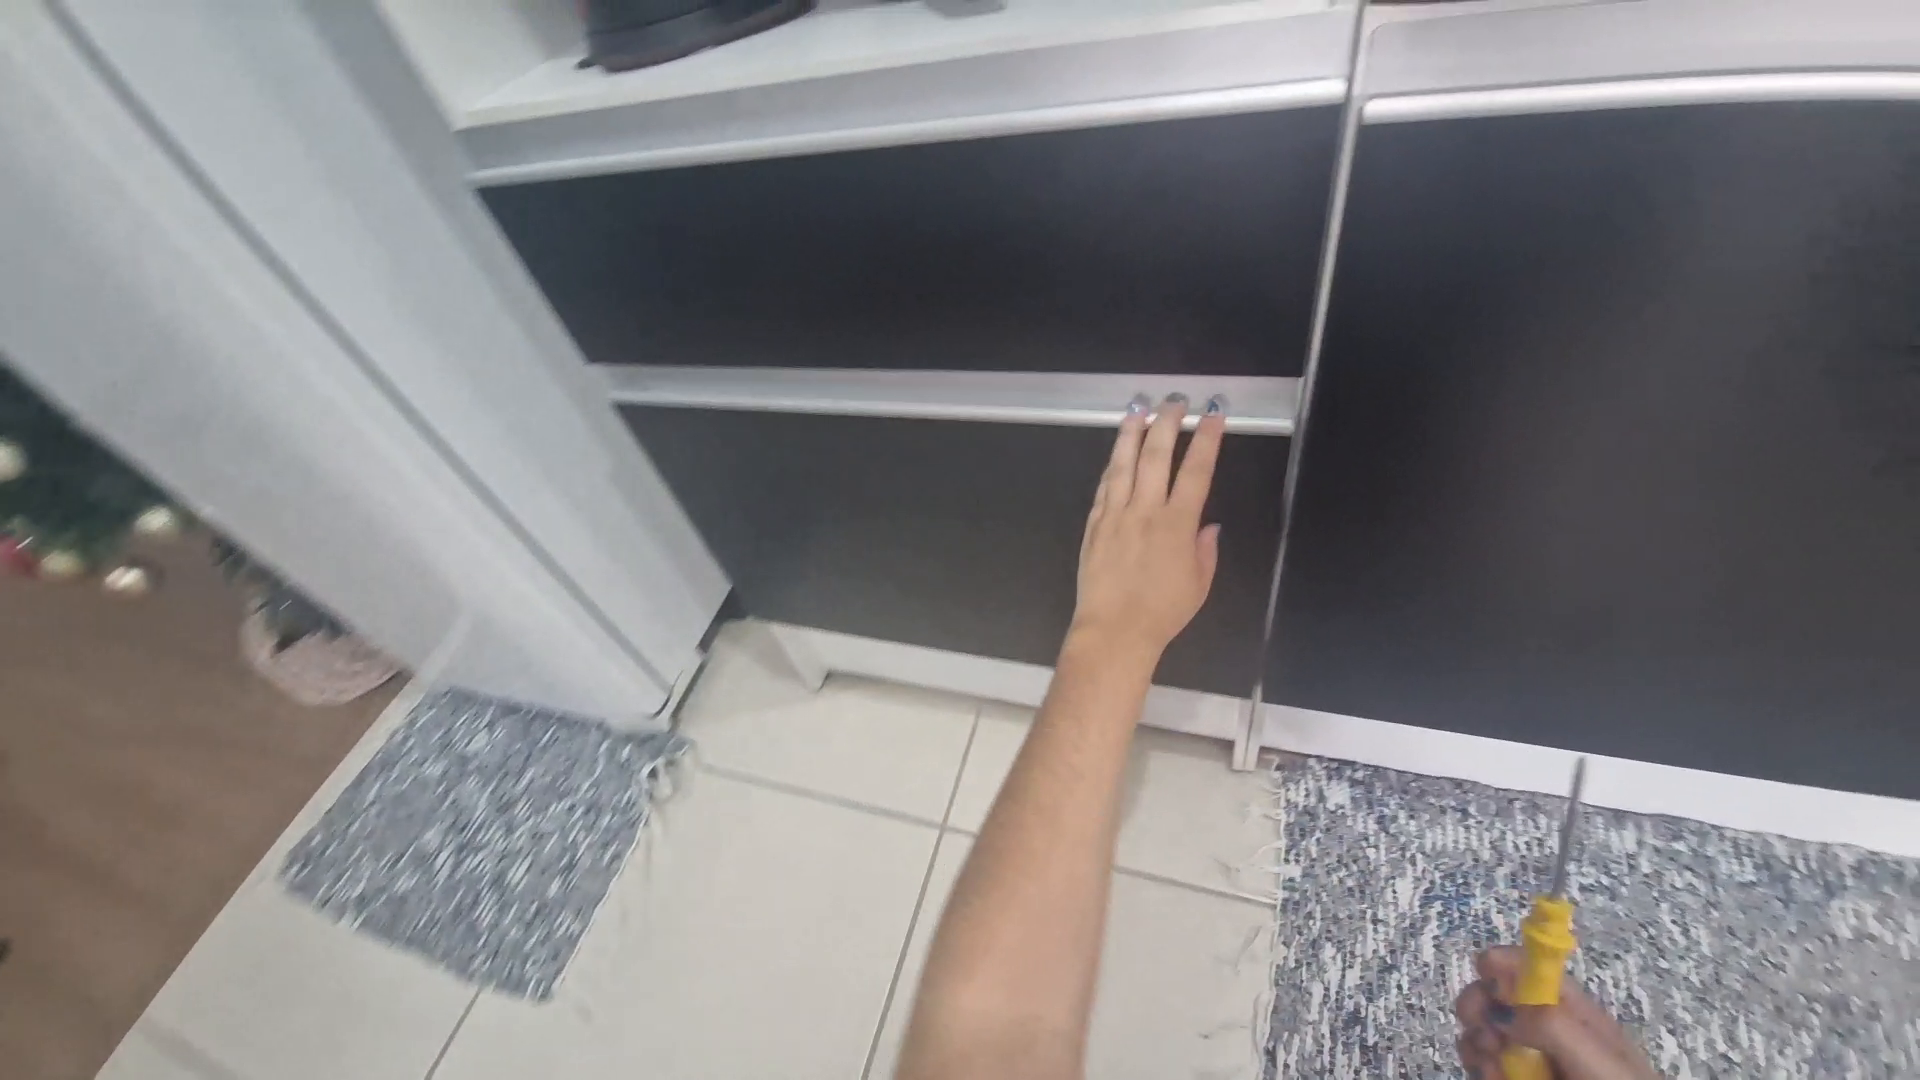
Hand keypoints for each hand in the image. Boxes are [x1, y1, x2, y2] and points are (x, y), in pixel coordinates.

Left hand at [1068, 393, 1224, 664]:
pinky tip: (1116, 453)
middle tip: (1175, 401)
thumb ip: (1205, 550)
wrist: (1114, 630)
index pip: (1196, 471)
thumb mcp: (1199, 584)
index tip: (1213, 414)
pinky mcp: (1093, 525)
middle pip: (1156, 456)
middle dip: (1167, 423)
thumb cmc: (1162, 612)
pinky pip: (1104, 487)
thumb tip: (1209, 525)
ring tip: (1139, 409)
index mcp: (1178, 525)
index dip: (1206, 439)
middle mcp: (1145, 512)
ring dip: (1132, 433)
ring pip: (1123, 464)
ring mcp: (1115, 515)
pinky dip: (1112, 466)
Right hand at [1455, 947, 1659, 1079]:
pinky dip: (1480, 1069)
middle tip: (1485, 1033)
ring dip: (1475, 1043)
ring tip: (1492, 1068)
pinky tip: (1492, 1078)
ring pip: (1477, 1028)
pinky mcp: (1514, 1075)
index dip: (1497, 965)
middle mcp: (1539, 1023)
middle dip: (1476, 1008)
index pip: (1521, 963)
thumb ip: (1548, 1024)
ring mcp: (1525, 1052)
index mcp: (1564, 1005)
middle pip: (1487, 992)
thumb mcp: (1595, 1056)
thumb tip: (1498, 1015)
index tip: (1491, 988)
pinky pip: (1480, 1062)